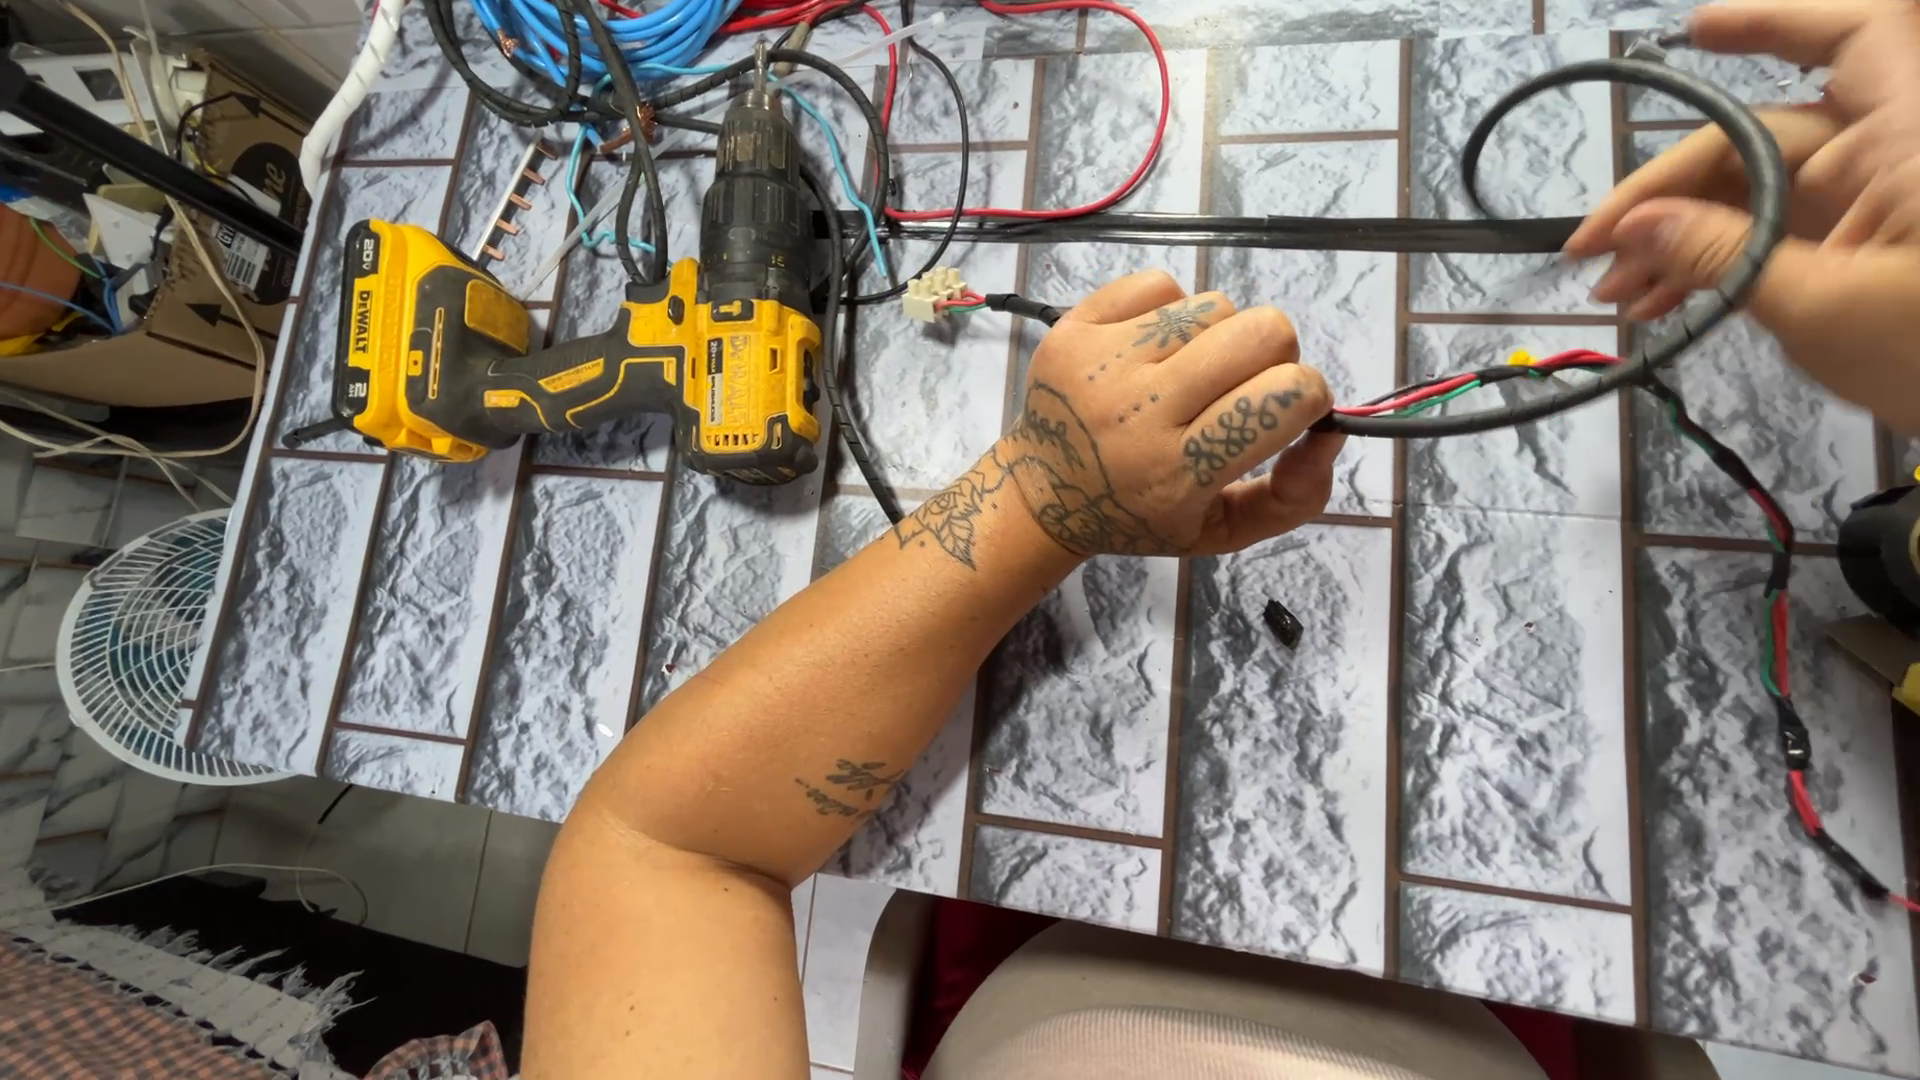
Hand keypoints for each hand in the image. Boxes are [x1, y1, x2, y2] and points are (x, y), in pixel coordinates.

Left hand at [995, 270, 1340, 557]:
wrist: (1042, 492)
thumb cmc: (1136, 516)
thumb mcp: (1219, 533)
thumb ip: (1292, 498)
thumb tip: (1333, 431)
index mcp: (1177, 473)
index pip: (1286, 395)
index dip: (1308, 395)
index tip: (1288, 410)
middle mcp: (1137, 413)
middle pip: (1262, 331)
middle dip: (1273, 356)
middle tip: (1239, 387)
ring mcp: (1100, 365)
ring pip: (1213, 305)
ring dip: (1217, 337)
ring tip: (1185, 374)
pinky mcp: (1072, 329)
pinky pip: (1158, 284)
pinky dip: (1169, 310)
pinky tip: (1150, 352)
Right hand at [1566, 0, 1919, 428]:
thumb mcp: (1819, 306)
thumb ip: (1723, 256)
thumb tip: (1630, 226)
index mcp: (1913, 143)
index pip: (1857, 40)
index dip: (1777, 23)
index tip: (1692, 33)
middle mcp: (1891, 155)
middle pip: (1757, 142)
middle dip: (1663, 194)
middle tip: (1590, 251)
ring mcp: (1869, 202)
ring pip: (1747, 196)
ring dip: (1670, 240)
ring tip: (1612, 294)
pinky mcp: (1853, 244)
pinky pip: (1762, 237)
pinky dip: (1703, 267)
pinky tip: (1653, 305)